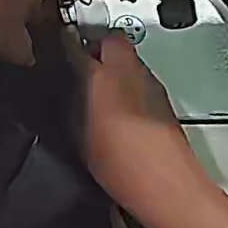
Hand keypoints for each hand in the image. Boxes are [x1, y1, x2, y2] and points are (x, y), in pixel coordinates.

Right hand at [83, 35, 227, 227]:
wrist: (167, 187)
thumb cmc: (123, 165)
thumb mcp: (77, 135)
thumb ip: (70, 105)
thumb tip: (66, 92)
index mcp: (100, 76)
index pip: (76, 45)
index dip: (65, 45)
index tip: (60, 51)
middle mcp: (129, 71)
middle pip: (109, 40)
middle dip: (95, 48)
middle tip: (82, 66)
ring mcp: (150, 82)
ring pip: (127, 57)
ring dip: (113, 66)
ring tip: (100, 92)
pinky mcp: (164, 97)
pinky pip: (140, 78)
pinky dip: (128, 84)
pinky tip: (120, 110)